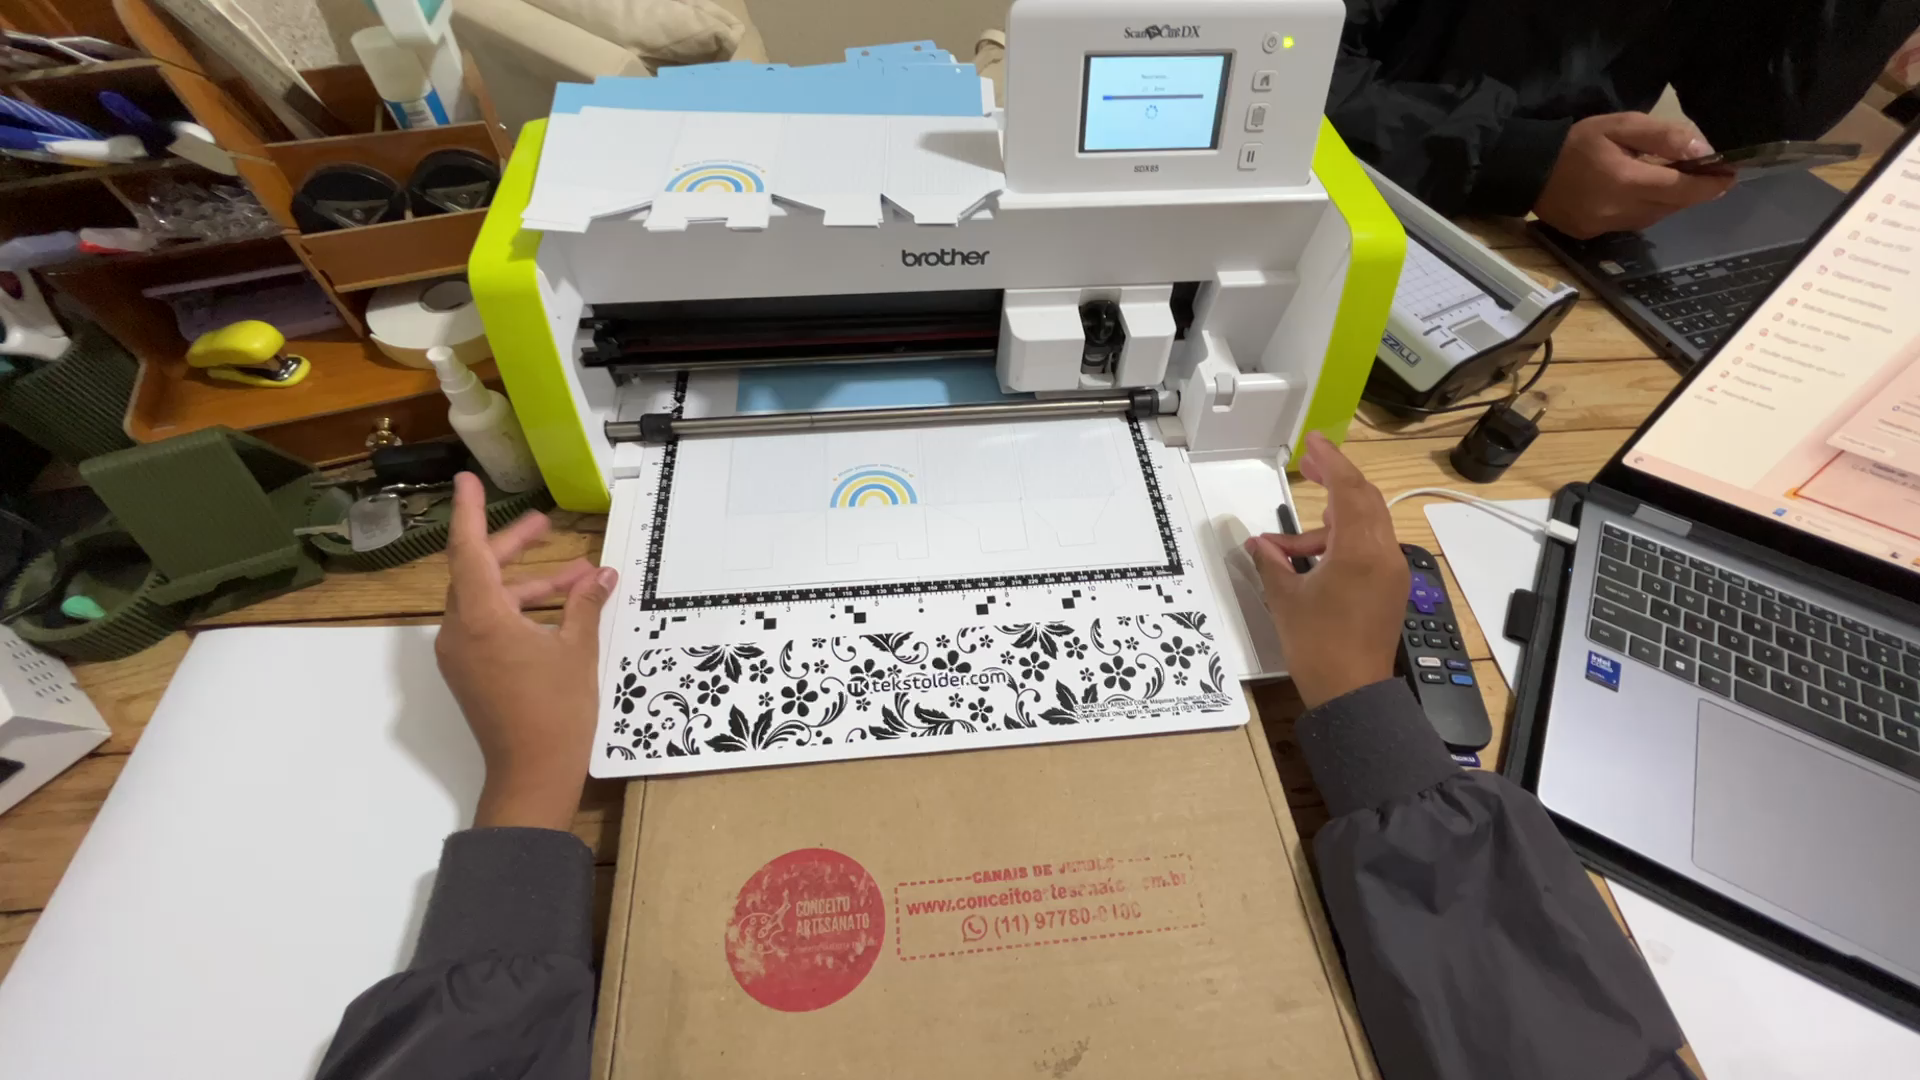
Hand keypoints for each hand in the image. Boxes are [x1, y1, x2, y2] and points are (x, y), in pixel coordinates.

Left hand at [435, 472, 616, 830]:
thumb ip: (585, 605)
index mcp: (481, 619)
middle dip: (514, 546)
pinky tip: (562, 609)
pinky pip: (491, 624)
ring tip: (579, 575)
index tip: (468, 480)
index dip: (468, 512)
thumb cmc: (556, 708)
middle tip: (546, 524)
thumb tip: (603, 575)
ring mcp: (463, 654)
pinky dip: (523, 609)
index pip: (468, 551)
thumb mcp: (577, 650)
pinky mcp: (473, 671)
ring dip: (530, 583)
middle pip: (479, 572)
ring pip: (489, 600)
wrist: (532, 771)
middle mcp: (460, 632)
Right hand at [1243, 433, 1408, 708]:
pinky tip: (1305, 558)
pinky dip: (1337, 543)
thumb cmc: (1317, 645)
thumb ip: (1271, 562)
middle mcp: (1383, 556)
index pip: (1349, 491)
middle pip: (1363, 502)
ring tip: (1283, 542)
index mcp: (1360, 552)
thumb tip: (1259, 544)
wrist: (1351, 693)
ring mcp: (1389, 573)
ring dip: (1326, 523)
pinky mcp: (1386, 589)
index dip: (1332, 462)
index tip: (1313, 442)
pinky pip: (1365, 549)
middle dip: (1335, 479)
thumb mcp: (1284, 597)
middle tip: (1309, 463)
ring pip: (1363, 527)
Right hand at [1533, 112, 1736, 238]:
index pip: (1682, 188)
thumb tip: (1704, 151)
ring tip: (1671, 187)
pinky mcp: (1586, 232)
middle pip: (1669, 207)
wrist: (1526, 172)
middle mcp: (1615, 210)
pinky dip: (1640, 212)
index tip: (1730, 175)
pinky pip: (1626, 225)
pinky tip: (1635, 198)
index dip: (1711, 184)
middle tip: (1705, 178)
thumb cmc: (1576, 143)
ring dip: (1666, 204)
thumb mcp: (1623, 125)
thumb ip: (1666, 136)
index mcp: (1627, 181)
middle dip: (1691, 193)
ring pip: (1650, 219)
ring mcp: (1599, 225)